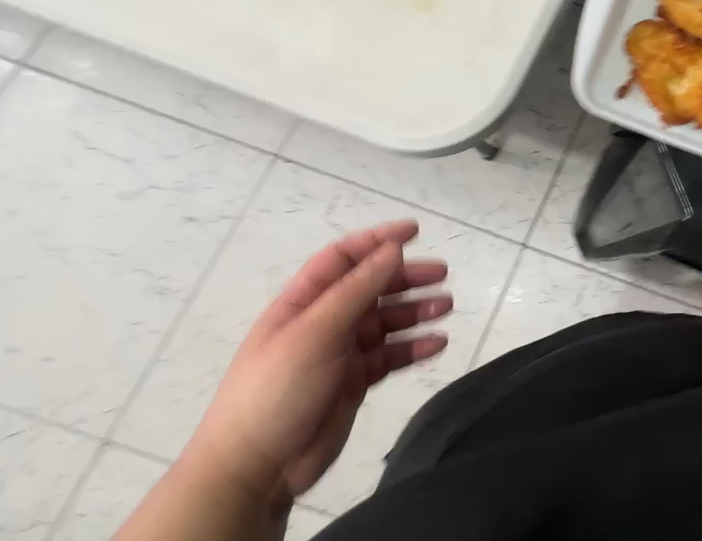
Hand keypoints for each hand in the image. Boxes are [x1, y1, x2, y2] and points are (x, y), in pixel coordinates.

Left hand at [183, 221, 451, 506]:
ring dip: (416, 311)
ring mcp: (341, 352)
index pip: (344, 258)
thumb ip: (357, 289)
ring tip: (446, 308)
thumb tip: (392, 249)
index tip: (415, 233)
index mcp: (304, 302)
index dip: (377, 240)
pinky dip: (415, 347)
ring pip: (387, 321)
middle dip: (406, 278)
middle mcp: (325, 321)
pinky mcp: (356, 381)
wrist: (255, 468)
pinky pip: (392, 355)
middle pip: (373, 287)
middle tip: (441, 276)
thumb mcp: (316, 332)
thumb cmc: (276, 389)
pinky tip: (437, 344)